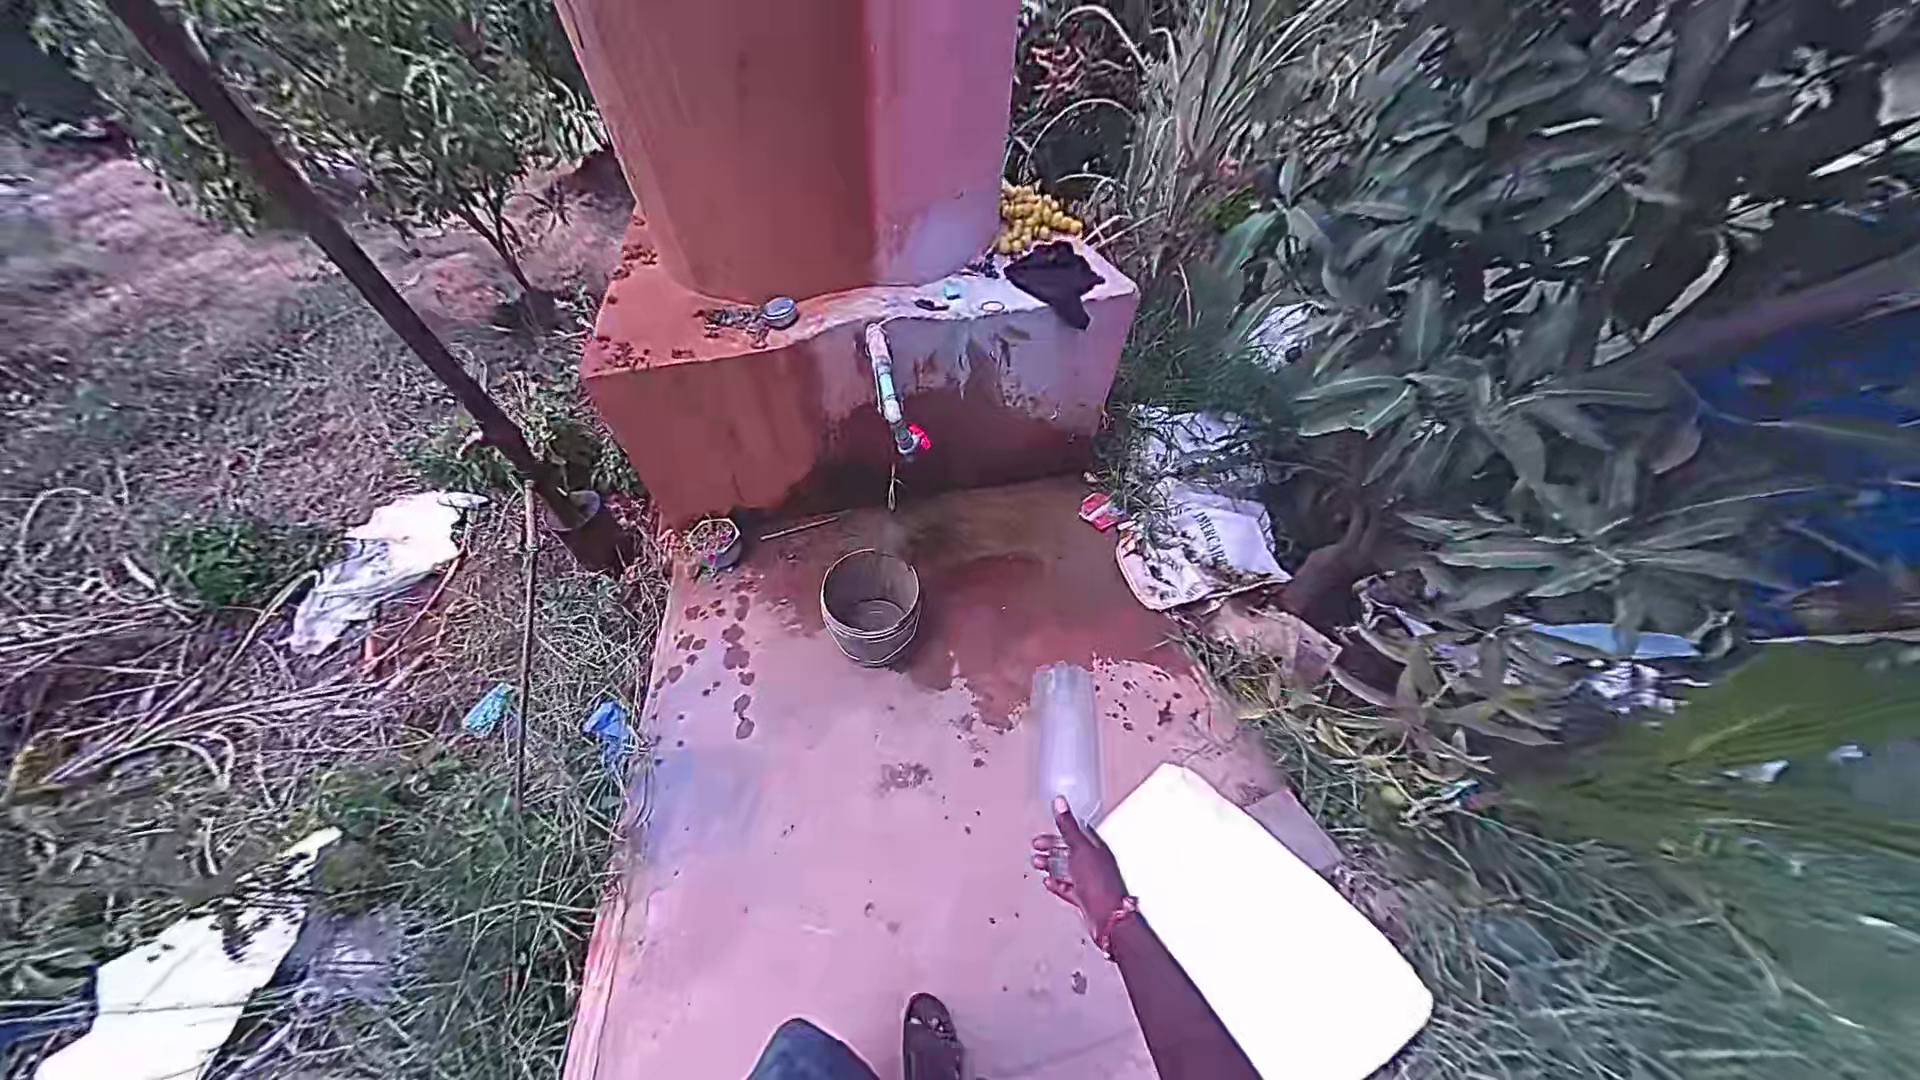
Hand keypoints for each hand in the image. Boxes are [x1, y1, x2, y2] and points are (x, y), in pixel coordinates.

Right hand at [1031, 795, 1129, 933]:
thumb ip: (1068, 827)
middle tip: (1036, 846)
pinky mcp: (1086, 899)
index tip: (1045, 830)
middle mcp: (1094, 863)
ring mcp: (1090, 882)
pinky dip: (1057, 884)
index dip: (1059, 829)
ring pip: (1067, 869)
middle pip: (1069, 851)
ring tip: (1037, 863)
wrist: (1108, 920)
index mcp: (1095, 847)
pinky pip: (1068, 888)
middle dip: (1051, 848)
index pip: (1075, 832)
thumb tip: (1060, 803)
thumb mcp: (1080, 849)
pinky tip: (1049, 883)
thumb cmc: (1099, 884)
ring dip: (1051, 865)